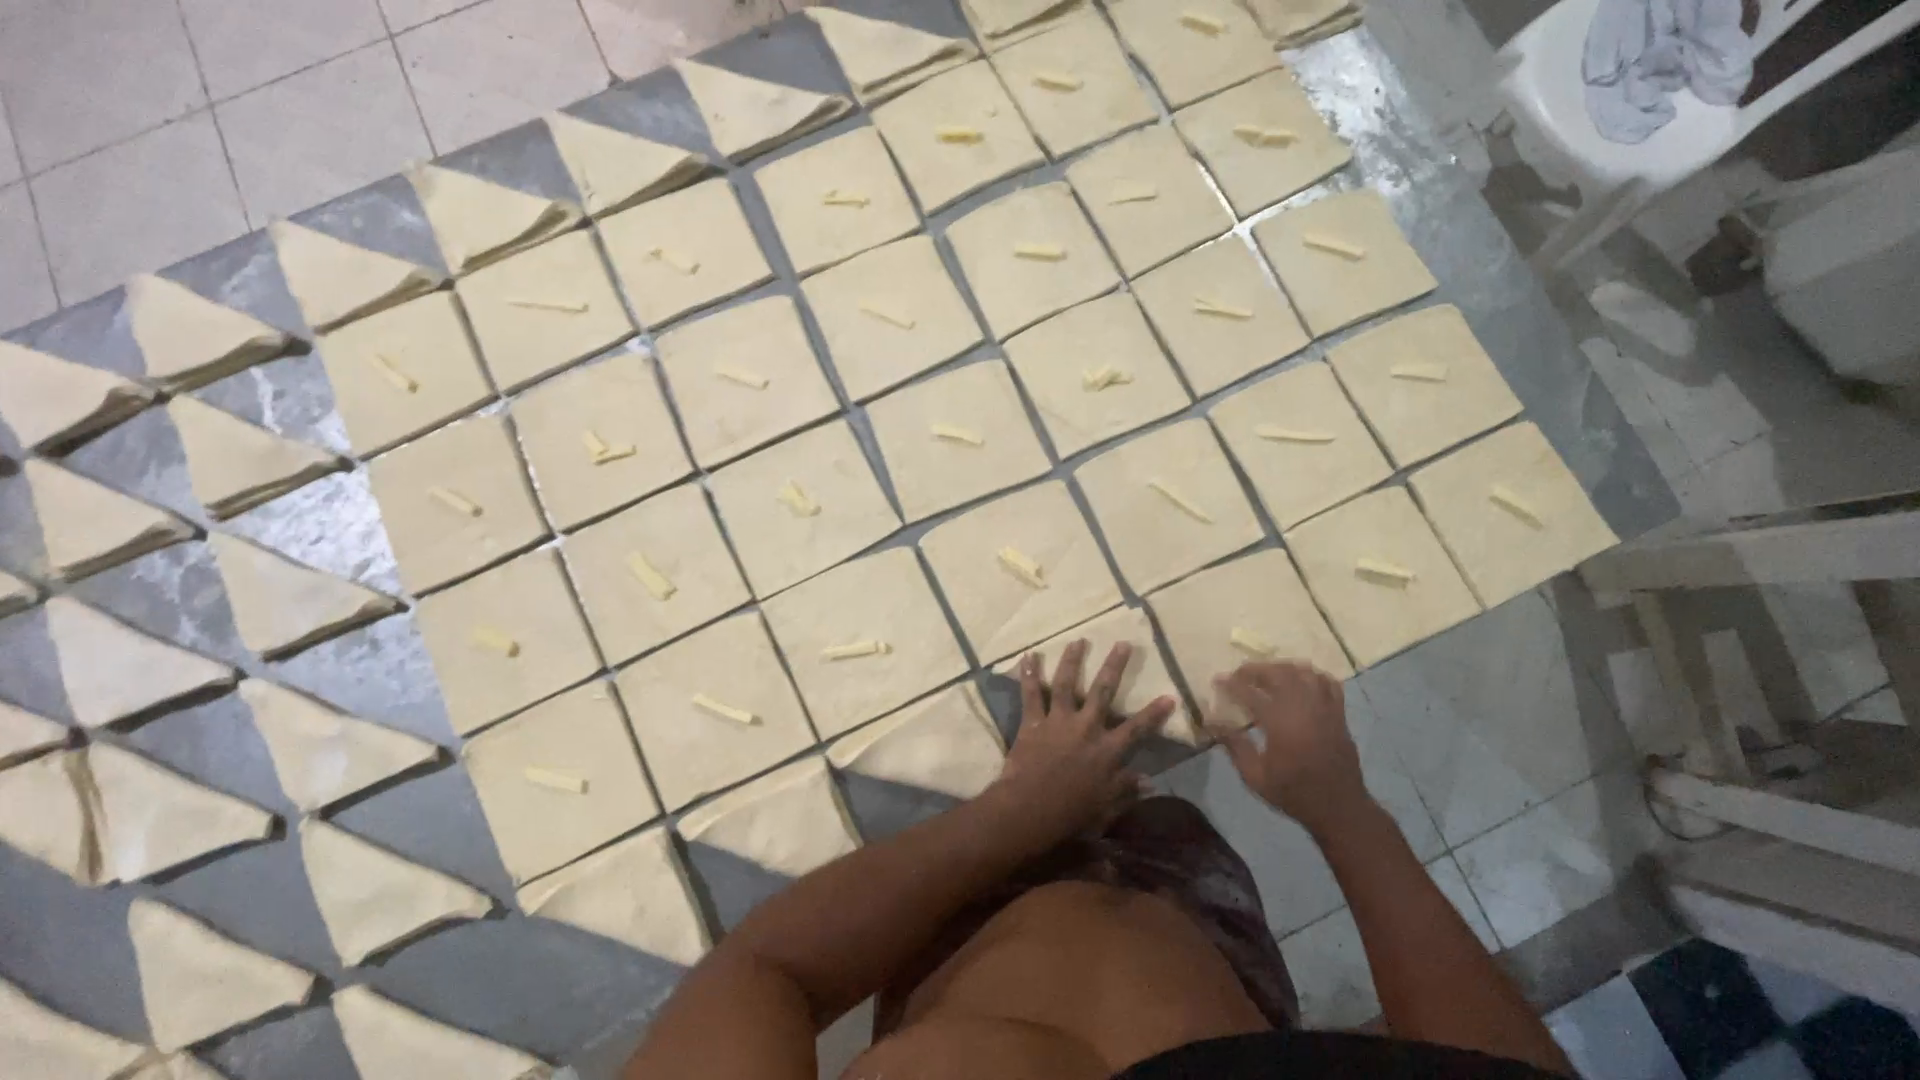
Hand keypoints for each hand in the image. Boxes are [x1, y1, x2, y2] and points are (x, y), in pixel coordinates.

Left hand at [993, 639, 1173, 841]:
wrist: (1031, 808)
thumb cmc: (1071, 813)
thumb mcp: (1106, 806)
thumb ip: (1126, 789)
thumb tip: (1148, 781)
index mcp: (1107, 750)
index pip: (1137, 729)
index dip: (1154, 713)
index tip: (1169, 696)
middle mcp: (1086, 728)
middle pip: (1103, 692)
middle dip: (1114, 666)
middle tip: (1122, 644)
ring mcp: (1058, 722)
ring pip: (1066, 684)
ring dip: (1072, 661)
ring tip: (1078, 641)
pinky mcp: (1033, 723)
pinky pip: (1031, 694)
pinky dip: (1029, 675)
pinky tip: (1029, 657)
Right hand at [1215, 662, 1373, 837]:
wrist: (1338, 807)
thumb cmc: (1293, 793)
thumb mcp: (1255, 777)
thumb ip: (1235, 746)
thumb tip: (1213, 723)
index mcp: (1280, 724)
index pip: (1250, 693)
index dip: (1231, 684)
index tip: (1217, 680)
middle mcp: (1303, 709)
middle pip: (1278, 674)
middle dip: (1255, 669)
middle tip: (1239, 674)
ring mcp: (1324, 709)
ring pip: (1304, 673)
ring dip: (1283, 668)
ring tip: (1268, 673)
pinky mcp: (1339, 714)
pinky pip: (1329, 683)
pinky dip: (1313, 676)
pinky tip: (1302, 680)